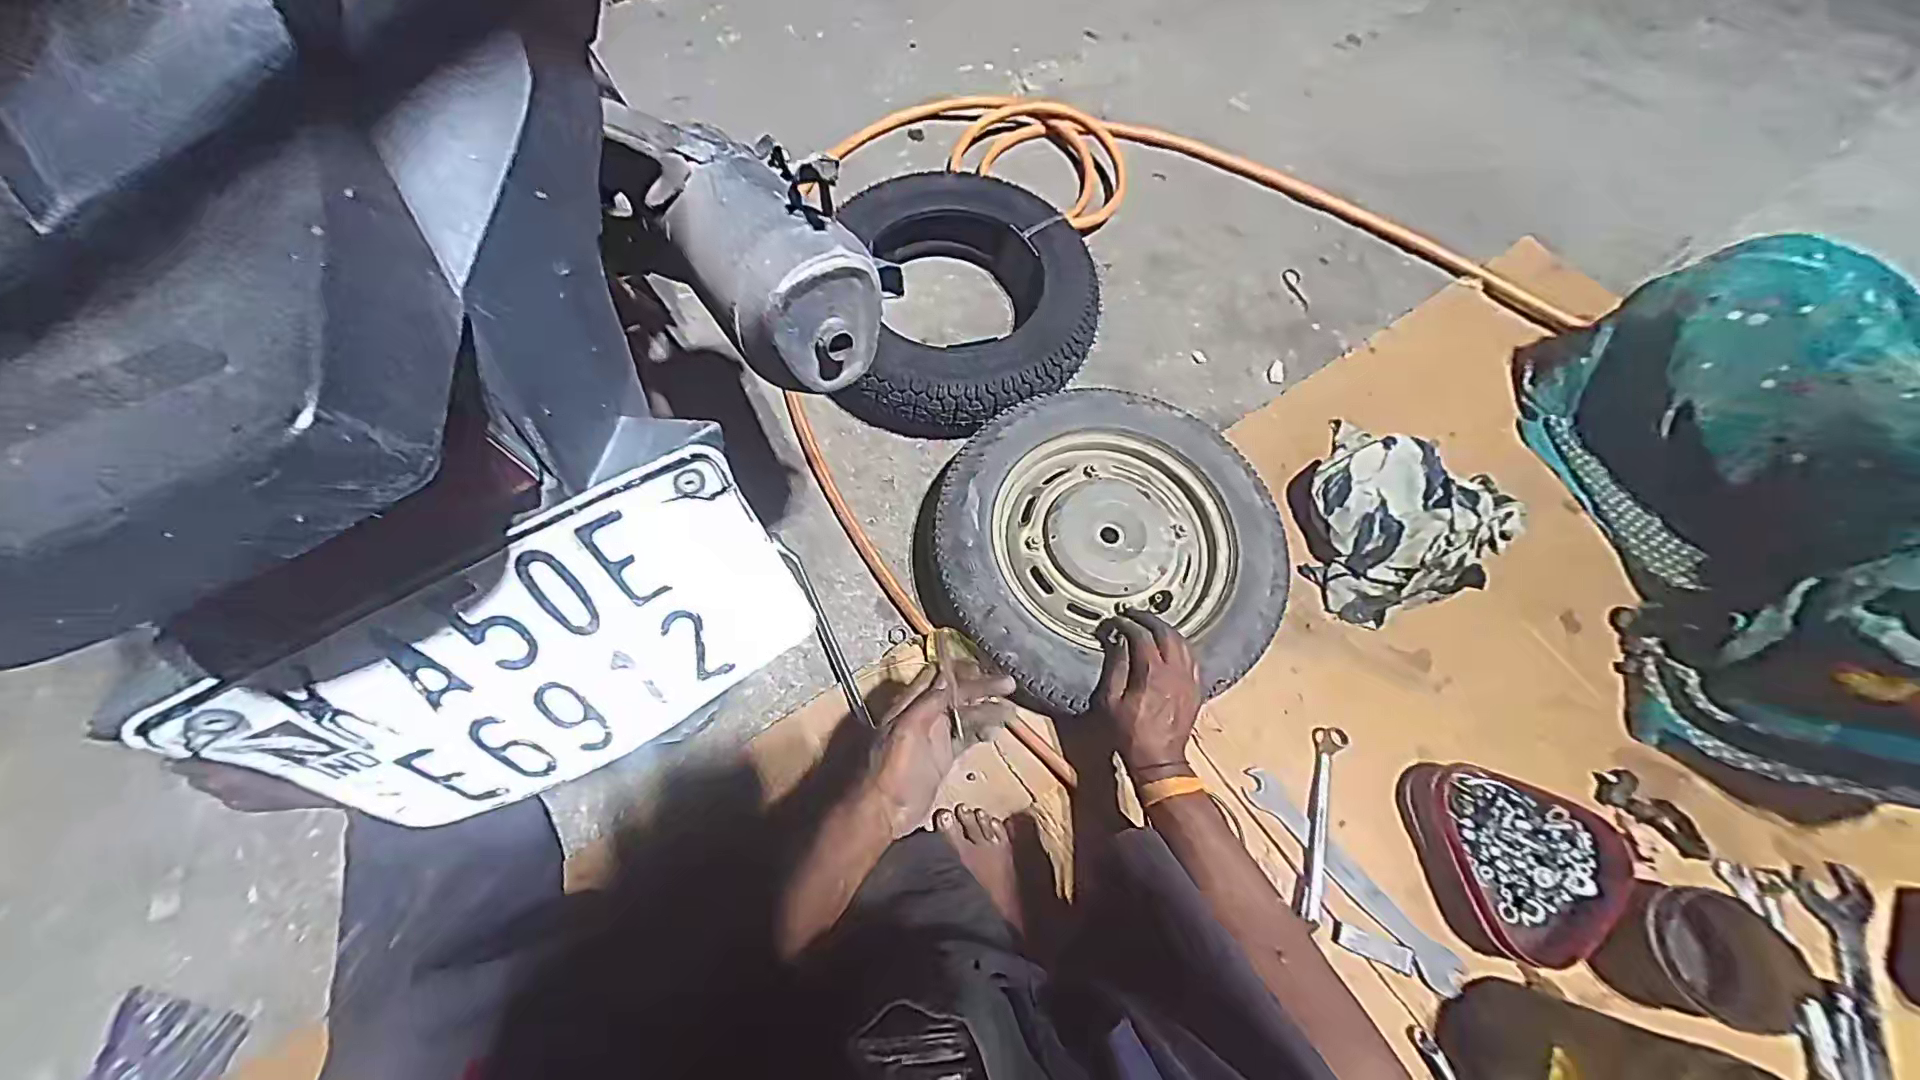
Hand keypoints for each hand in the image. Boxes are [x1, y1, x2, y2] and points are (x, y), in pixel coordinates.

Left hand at [868, 664, 1014, 834]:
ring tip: (1010, 711)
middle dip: (982, 687)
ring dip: (987, 710)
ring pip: (966, 714)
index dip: (962, 671)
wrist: (883, 811)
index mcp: (912, 703)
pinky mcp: (944, 755)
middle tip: (1008, 686)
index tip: (985, 670)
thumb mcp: (906, 730)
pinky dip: (982, 731)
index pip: (940, 677)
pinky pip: (967, 736)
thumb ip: (927, 703)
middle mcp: (925, 714)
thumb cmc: (891, 769)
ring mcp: (936, 734)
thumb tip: (948, 678)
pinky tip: (995, 731)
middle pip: (957, 693)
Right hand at [1091, 611, 1200, 773]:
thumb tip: (1117, 640)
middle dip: (1148, 619)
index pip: (1141, 635)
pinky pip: (1191, 657)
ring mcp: (1189, 679)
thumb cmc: (1129, 733)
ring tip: (1150, 625)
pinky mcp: (1195, 688)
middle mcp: (1175, 672)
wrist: (1159, 759)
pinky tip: (1169, 645)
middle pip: (1166, 632)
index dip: (1126, 623)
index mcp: (1152, 673)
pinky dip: (1179, 644)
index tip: (1116, 620)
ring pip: (1183, 642)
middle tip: (1133, 614)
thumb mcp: (1110, 700)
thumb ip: (1115, 666)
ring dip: (1166, 629)